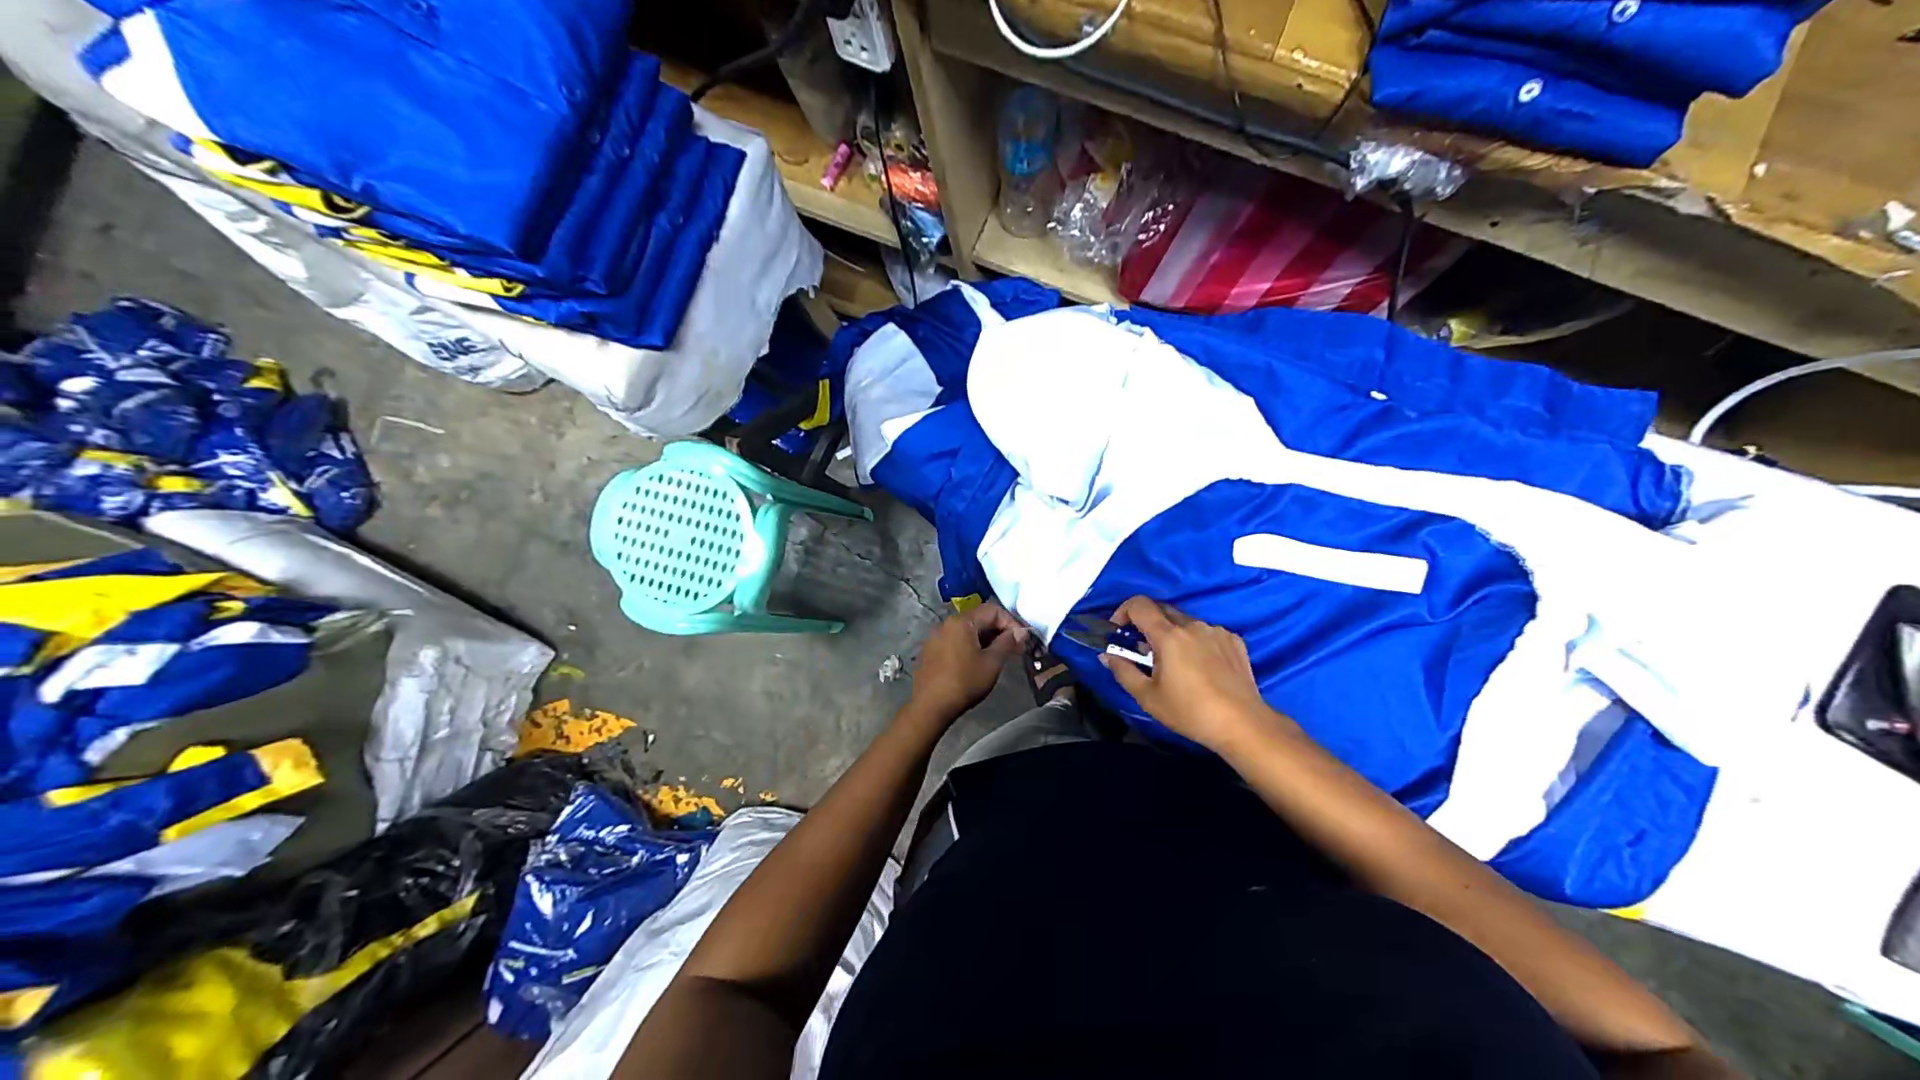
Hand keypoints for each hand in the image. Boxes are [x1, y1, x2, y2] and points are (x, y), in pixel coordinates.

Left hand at [909, 602, 1029, 722]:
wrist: (931, 706)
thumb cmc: (965, 682)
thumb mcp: (992, 662)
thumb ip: (1007, 642)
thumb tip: (1020, 632)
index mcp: (962, 622)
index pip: (993, 610)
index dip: (1011, 622)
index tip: (1021, 640)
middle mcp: (946, 624)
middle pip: (978, 618)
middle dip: (998, 631)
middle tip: (1013, 649)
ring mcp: (935, 637)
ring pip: (966, 631)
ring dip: (984, 639)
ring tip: (996, 657)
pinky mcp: (929, 651)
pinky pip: (954, 641)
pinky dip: (969, 647)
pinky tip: (975, 663)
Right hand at [1103, 596, 1291, 752]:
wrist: (1242, 724)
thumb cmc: (1189, 712)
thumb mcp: (1148, 697)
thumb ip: (1123, 670)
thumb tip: (1107, 654)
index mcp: (1169, 635)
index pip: (1139, 604)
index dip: (1122, 612)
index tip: (1118, 632)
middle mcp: (1193, 625)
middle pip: (1161, 610)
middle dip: (1146, 625)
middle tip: (1143, 651)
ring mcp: (1216, 631)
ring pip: (1185, 623)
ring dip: (1173, 635)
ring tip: (1176, 665)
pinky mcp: (1234, 640)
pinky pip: (1207, 633)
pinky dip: (1196, 643)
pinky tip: (1201, 668)